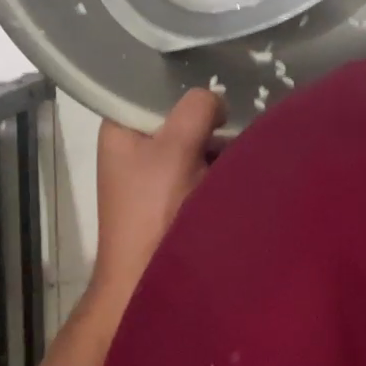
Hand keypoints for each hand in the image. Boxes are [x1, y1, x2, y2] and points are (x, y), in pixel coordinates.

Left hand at [87, 91, 225, 311]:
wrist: (146, 280)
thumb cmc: (153, 208)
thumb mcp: (175, 147)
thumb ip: (198, 109)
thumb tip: (218, 104)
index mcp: (120, 129)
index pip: (153, 88)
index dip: (186, 85)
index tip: (217, 88)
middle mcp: (135, 148)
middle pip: (181, 116)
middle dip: (210, 120)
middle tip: (237, 119)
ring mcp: (155, 176)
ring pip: (196, 143)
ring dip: (220, 146)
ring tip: (245, 148)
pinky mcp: (174, 198)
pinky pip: (203, 169)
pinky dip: (221, 169)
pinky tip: (242, 170)